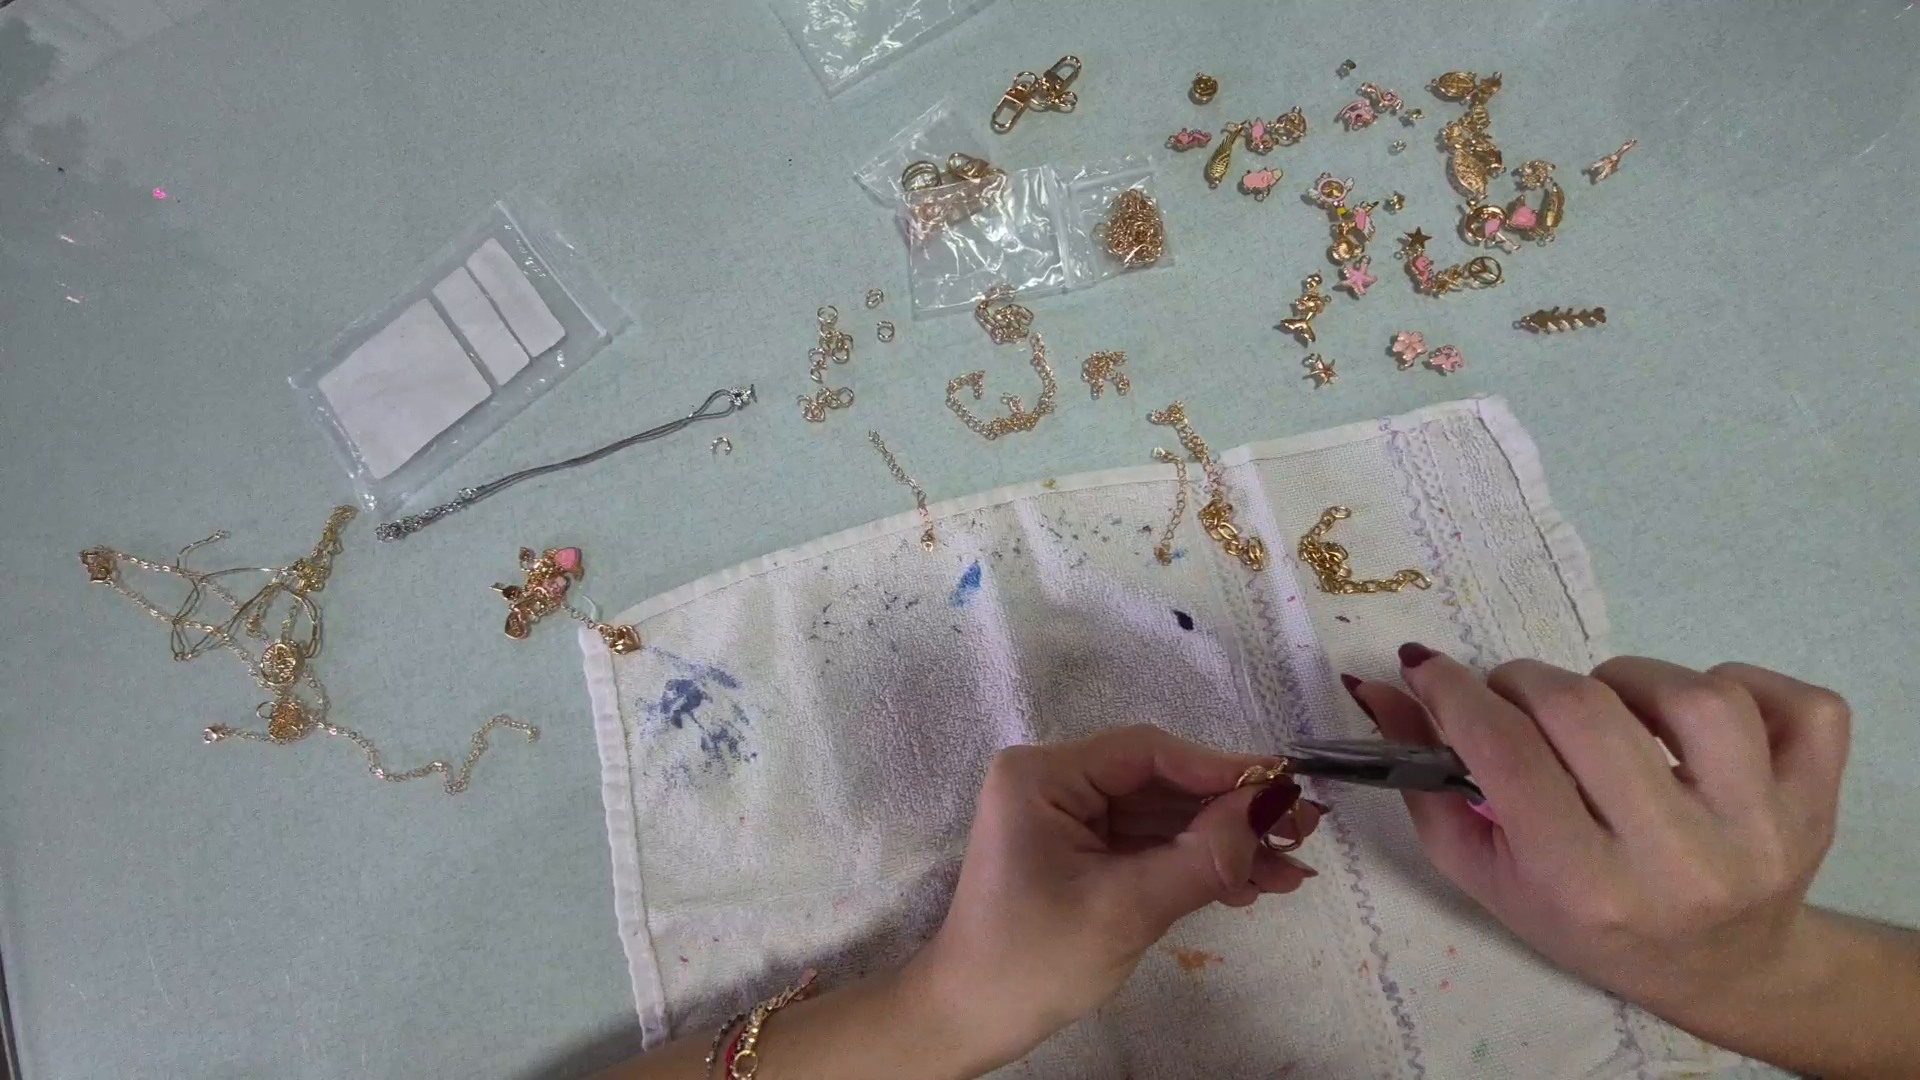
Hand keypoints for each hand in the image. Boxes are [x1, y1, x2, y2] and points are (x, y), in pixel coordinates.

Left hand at [911, 724, 1324, 1069]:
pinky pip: (1143, 840)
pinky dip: (1191, 861)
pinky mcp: (1080, 845)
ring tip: (1290, 866)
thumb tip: (1267, 809)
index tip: (1281, 786)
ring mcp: (1066, 813)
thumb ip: (1199, 858)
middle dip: (1227, 810)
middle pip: (1156, 781)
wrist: (973, 1015)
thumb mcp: (1124, 908)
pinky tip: (1249, 881)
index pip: (1143, 753)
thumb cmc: (1034, 958)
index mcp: (1043, 774)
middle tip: (1300, 829)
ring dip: (1220, 840)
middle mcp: (1053, 780)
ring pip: (1157, 813)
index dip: (1216, 768)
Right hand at [1347, 647, 1847, 1023]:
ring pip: (1693, 695)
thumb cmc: (1572, 918)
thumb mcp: (1477, 863)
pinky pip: (1802, 704)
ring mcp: (1769, 830)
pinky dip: (1739, 683)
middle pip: (1587, 711)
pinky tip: (1688, 718)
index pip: (1505, 753)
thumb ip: (1420, 775)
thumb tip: (1378, 686)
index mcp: (1582, 882)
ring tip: (1602, 709)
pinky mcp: (1823, 804)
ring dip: (1623, 678)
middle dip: (1521, 680)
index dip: (1450, 691)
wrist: (1718, 969)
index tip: (1422, 666)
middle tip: (1506, 698)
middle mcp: (1681, 859)